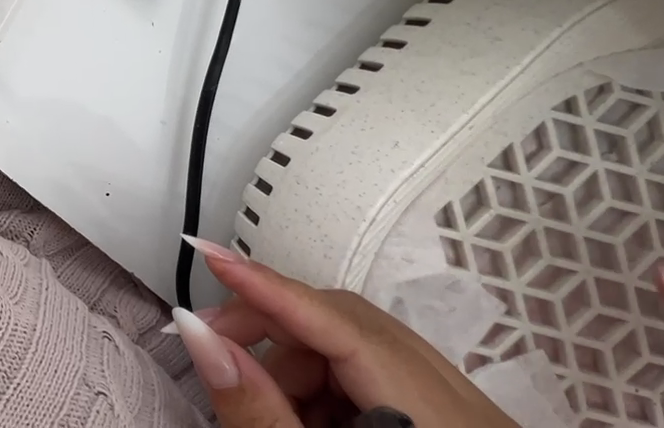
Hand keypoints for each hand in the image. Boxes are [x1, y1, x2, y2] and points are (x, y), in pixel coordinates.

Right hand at [171, 240, 515, 426]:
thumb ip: (252, 407)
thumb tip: (191, 328)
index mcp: (445, 424)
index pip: (341, 326)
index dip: (270, 288)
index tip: (205, 253)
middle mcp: (471, 408)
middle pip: (346, 325)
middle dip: (270, 326)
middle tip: (209, 339)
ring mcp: (470, 414)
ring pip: (355, 346)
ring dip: (292, 359)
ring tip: (258, 399)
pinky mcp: (455, 422)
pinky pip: (373, 374)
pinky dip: (322, 384)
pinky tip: (300, 416)